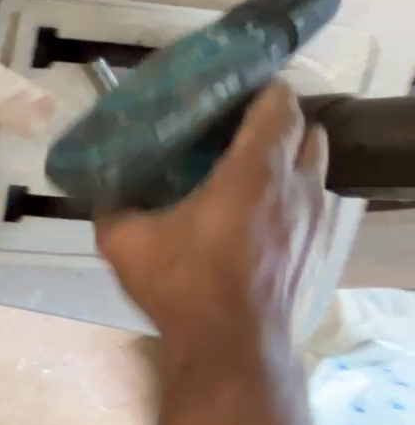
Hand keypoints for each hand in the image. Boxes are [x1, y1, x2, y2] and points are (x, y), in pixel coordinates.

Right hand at [95, 82, 330, 353]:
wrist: (231, 338)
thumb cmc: (178, 282)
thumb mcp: (122, 242)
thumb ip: (113, 208)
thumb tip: (104, 192)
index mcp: (252, 174)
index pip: (278, 110)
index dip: (264, 91)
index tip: (240, 86)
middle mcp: (296, 185)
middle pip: (307, 132)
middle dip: (278, 122)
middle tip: (235, 129)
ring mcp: (316, 215)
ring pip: (316, 165)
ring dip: (289, 156)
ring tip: (248, 168)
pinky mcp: (320, 241)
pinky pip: (313, 199)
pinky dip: (291, 191)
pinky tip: (256, 212)